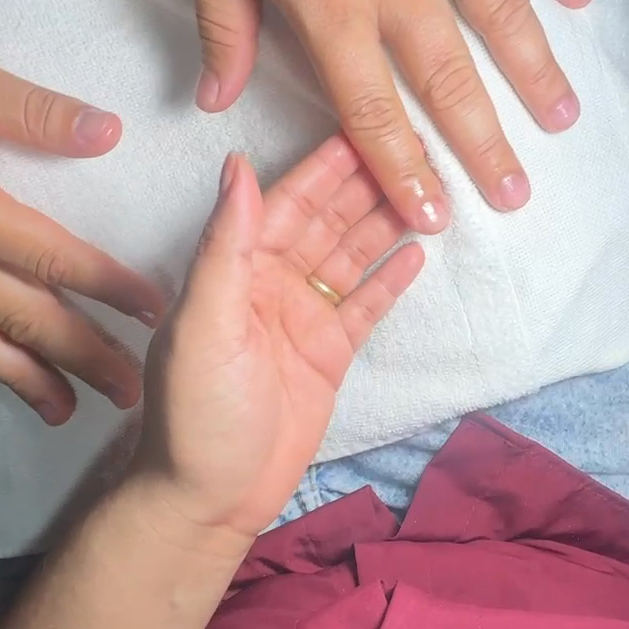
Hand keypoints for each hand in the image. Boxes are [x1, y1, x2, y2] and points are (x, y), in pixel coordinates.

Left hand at [134, 136, 424, 540]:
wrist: (213, 497)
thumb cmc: (198, 414)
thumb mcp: (206, 325)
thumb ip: (227, 248)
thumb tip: (238, 166)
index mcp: (237, 271)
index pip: (288, 205)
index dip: (326, 169)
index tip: (366, 131)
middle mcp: (272, 284)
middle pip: (327, 223)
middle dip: (366, 187)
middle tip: (416, 153)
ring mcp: (304, 317)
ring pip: (351, 258)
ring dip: (385, 225)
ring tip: (429, 193)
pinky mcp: (330, 353)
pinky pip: (365, 306)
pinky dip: (389, 281)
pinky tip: (417, 253)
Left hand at [163, 0, 593, 232]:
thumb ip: (222, 24)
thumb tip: (217, 101)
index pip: (373, 110)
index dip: (405, 172)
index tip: (435, 217)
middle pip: (450, 80)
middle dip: (483, 147)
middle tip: (514, 194)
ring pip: (504, 12)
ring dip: (537, 73)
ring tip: (563, 121)